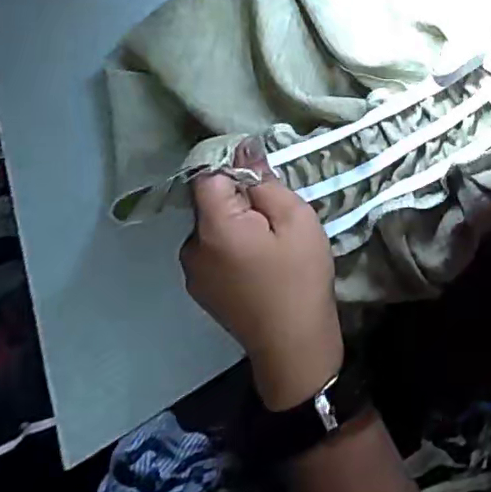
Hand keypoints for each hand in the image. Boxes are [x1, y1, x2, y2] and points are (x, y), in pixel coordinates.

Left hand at [180, 146, 343, 411]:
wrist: (292, 340)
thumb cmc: (299, 274)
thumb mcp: (295, 219)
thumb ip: (266, 184)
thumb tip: (245, 151)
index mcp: (213, 227)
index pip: (208, 177)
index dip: (235, 165)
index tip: (266, 174)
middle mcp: (191, 247)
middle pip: (211, 203)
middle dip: (242, 198)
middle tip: (281, 214)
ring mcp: (192, 272)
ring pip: (214, 227)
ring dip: (239, 223)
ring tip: (275, 241)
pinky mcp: (201, 289)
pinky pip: (215, 250)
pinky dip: (235, 245)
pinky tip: (263, 262)